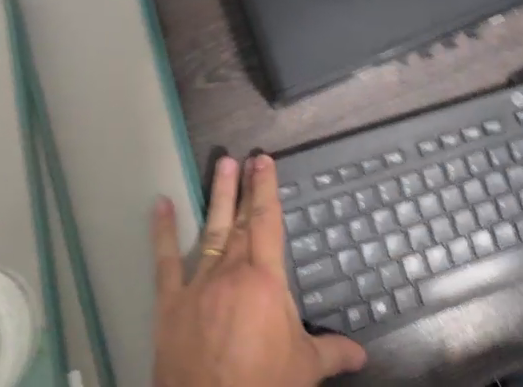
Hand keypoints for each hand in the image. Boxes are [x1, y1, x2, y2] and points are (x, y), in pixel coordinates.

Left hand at [152, 155, 367, 386]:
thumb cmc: (263, 384)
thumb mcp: (304, 369)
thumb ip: (333, 352)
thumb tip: (362, 353)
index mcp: (265, 281)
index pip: (268, 223)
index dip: (266, 190)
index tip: (264, 162)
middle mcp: (232, 272)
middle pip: (241, 221)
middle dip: (245, 188)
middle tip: (246, 157)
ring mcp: (198, 285)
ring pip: (210, 231)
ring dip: (217, 197)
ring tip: (221, 164)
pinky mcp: (170, 304)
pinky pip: (166, 262)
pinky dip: (163, 232)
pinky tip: (160, 204)